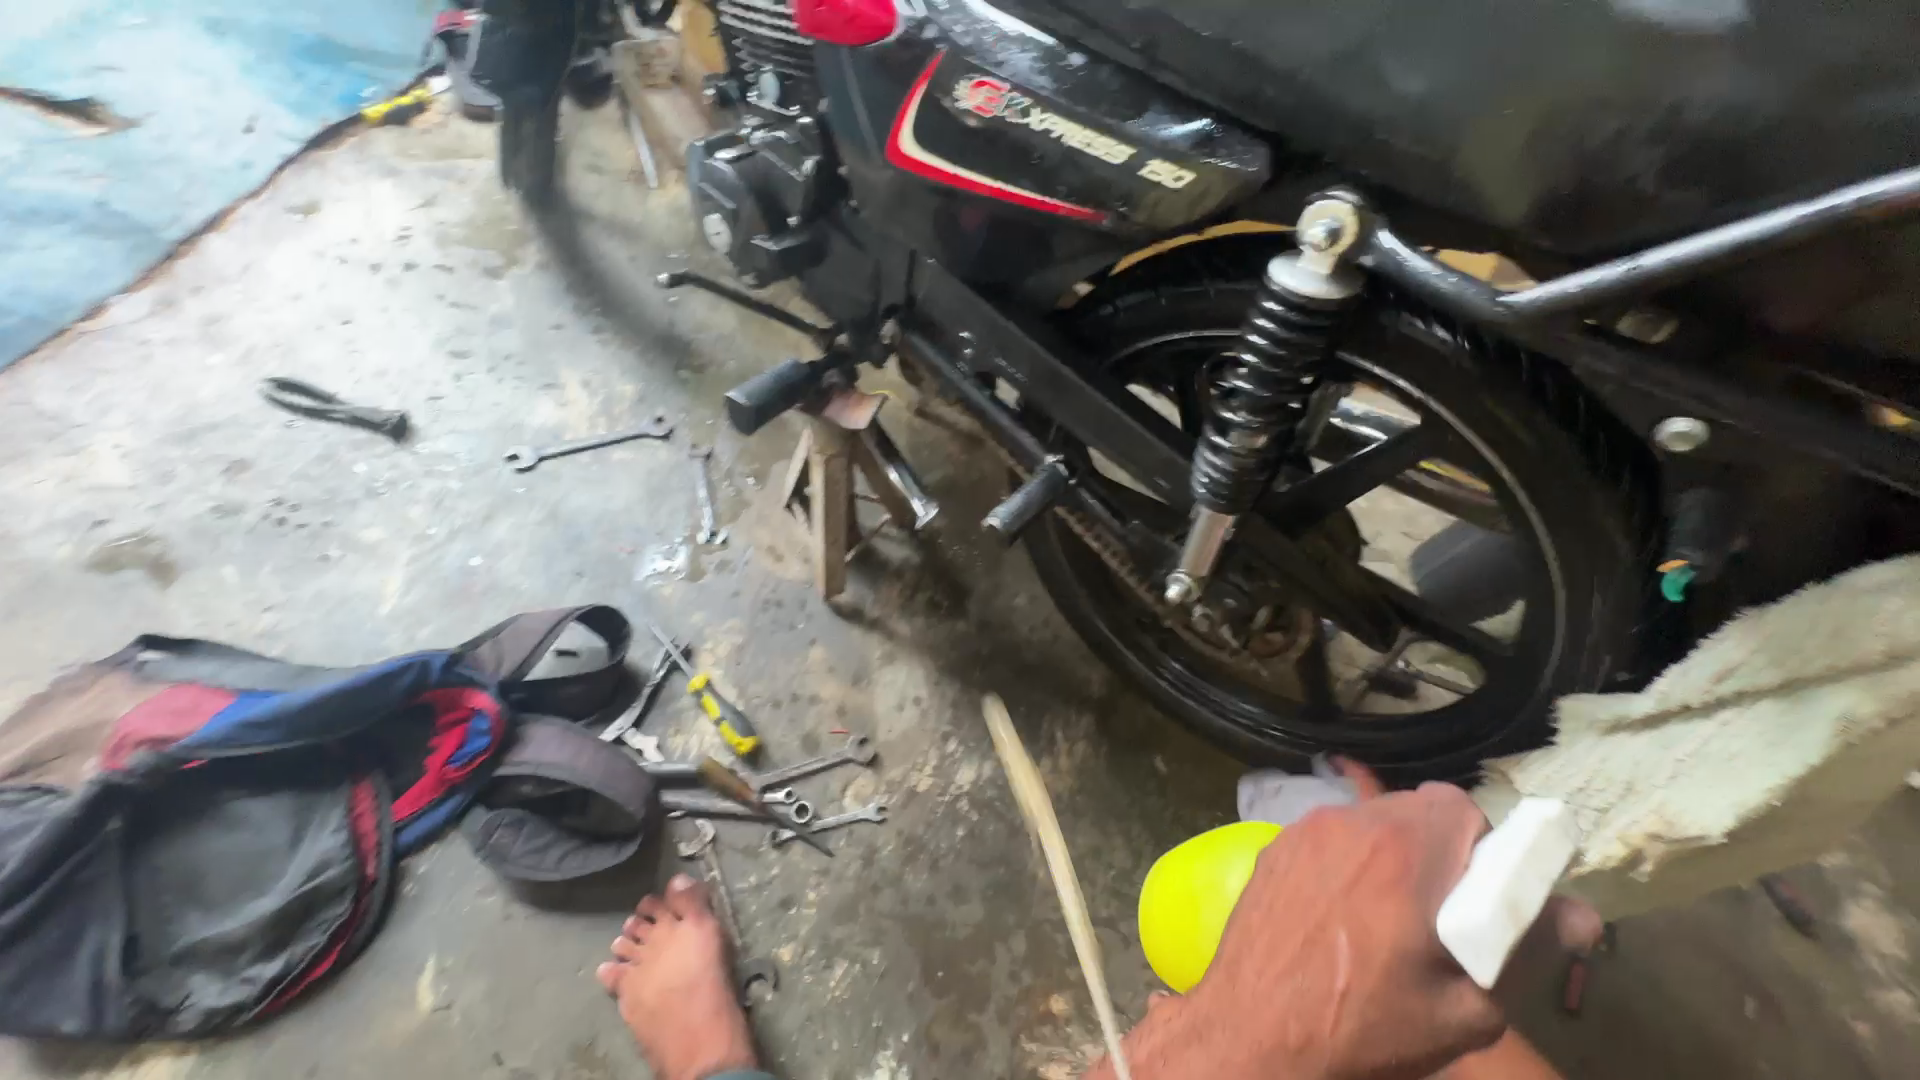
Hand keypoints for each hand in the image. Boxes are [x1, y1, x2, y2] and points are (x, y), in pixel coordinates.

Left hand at [1187, 782, 1503, 1079]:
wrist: (1255, 1030)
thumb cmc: (1365, 1025)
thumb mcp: (1467, 1010)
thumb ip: (1527, 952)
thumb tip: (1581, 913)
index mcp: (1403, 850)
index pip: (1458, 804)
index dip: (1481, 845)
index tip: (1480, 893)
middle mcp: (1348, 823)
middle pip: (1411, 809)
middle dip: (1438, 850)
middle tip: (1439, 912)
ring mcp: (1302, 830)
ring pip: (1367, 821)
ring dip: (1389, 855)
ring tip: (1387, 918)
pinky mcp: (1273, 847)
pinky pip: (1327, 839)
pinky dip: (1345, 862)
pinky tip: (1339, 914)